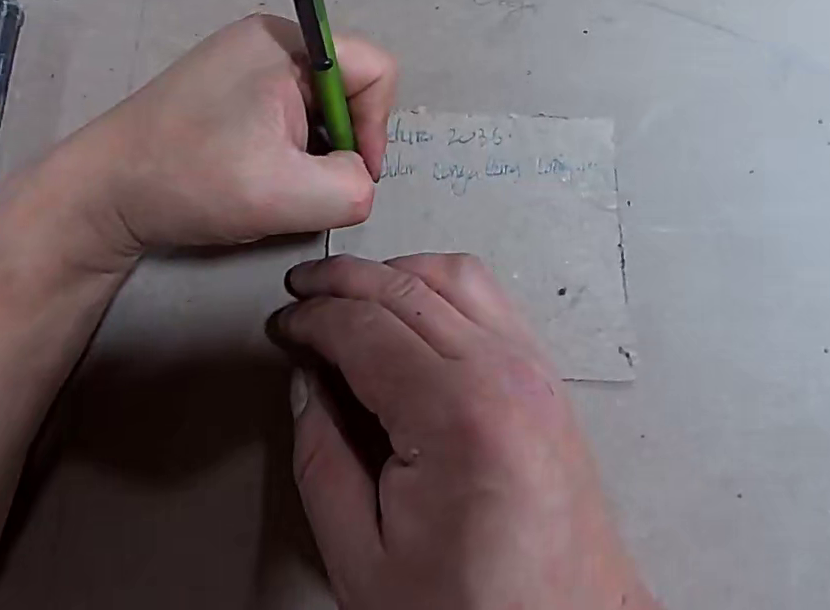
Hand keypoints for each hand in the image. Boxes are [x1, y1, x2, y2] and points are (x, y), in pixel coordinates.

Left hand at [37, 14, 397, 264]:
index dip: (376, 126)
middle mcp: (268, 41)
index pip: (374, 69)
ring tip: (273, 183)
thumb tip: (356, 177)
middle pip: (345, 87)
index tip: (352, 175)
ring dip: (310, 152)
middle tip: (305, 187)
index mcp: (284, 42)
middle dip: (338, 144)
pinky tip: (253, 174)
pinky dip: (286, 150)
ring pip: (316, 106)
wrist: (101, 193)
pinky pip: (286, 114)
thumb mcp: (286, 194)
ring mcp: (243, 62)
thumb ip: (351, 187)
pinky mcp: (227, 88)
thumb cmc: (189, 180)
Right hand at [275, 254, 658, 609]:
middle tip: (302, 290)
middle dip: (339, 278)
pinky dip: (437, 283)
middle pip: (402, 286)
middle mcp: (502, 376)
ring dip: (391, 271)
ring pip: (451, 273)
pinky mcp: (543, 374)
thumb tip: (307, 385)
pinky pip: (487, 296)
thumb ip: (320, 459)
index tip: (286, 324)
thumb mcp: (364, 559)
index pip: (362, 327)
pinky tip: (410, 301)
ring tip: (350, 289)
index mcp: (457, 416)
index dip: (311, 318)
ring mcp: (531, 369)